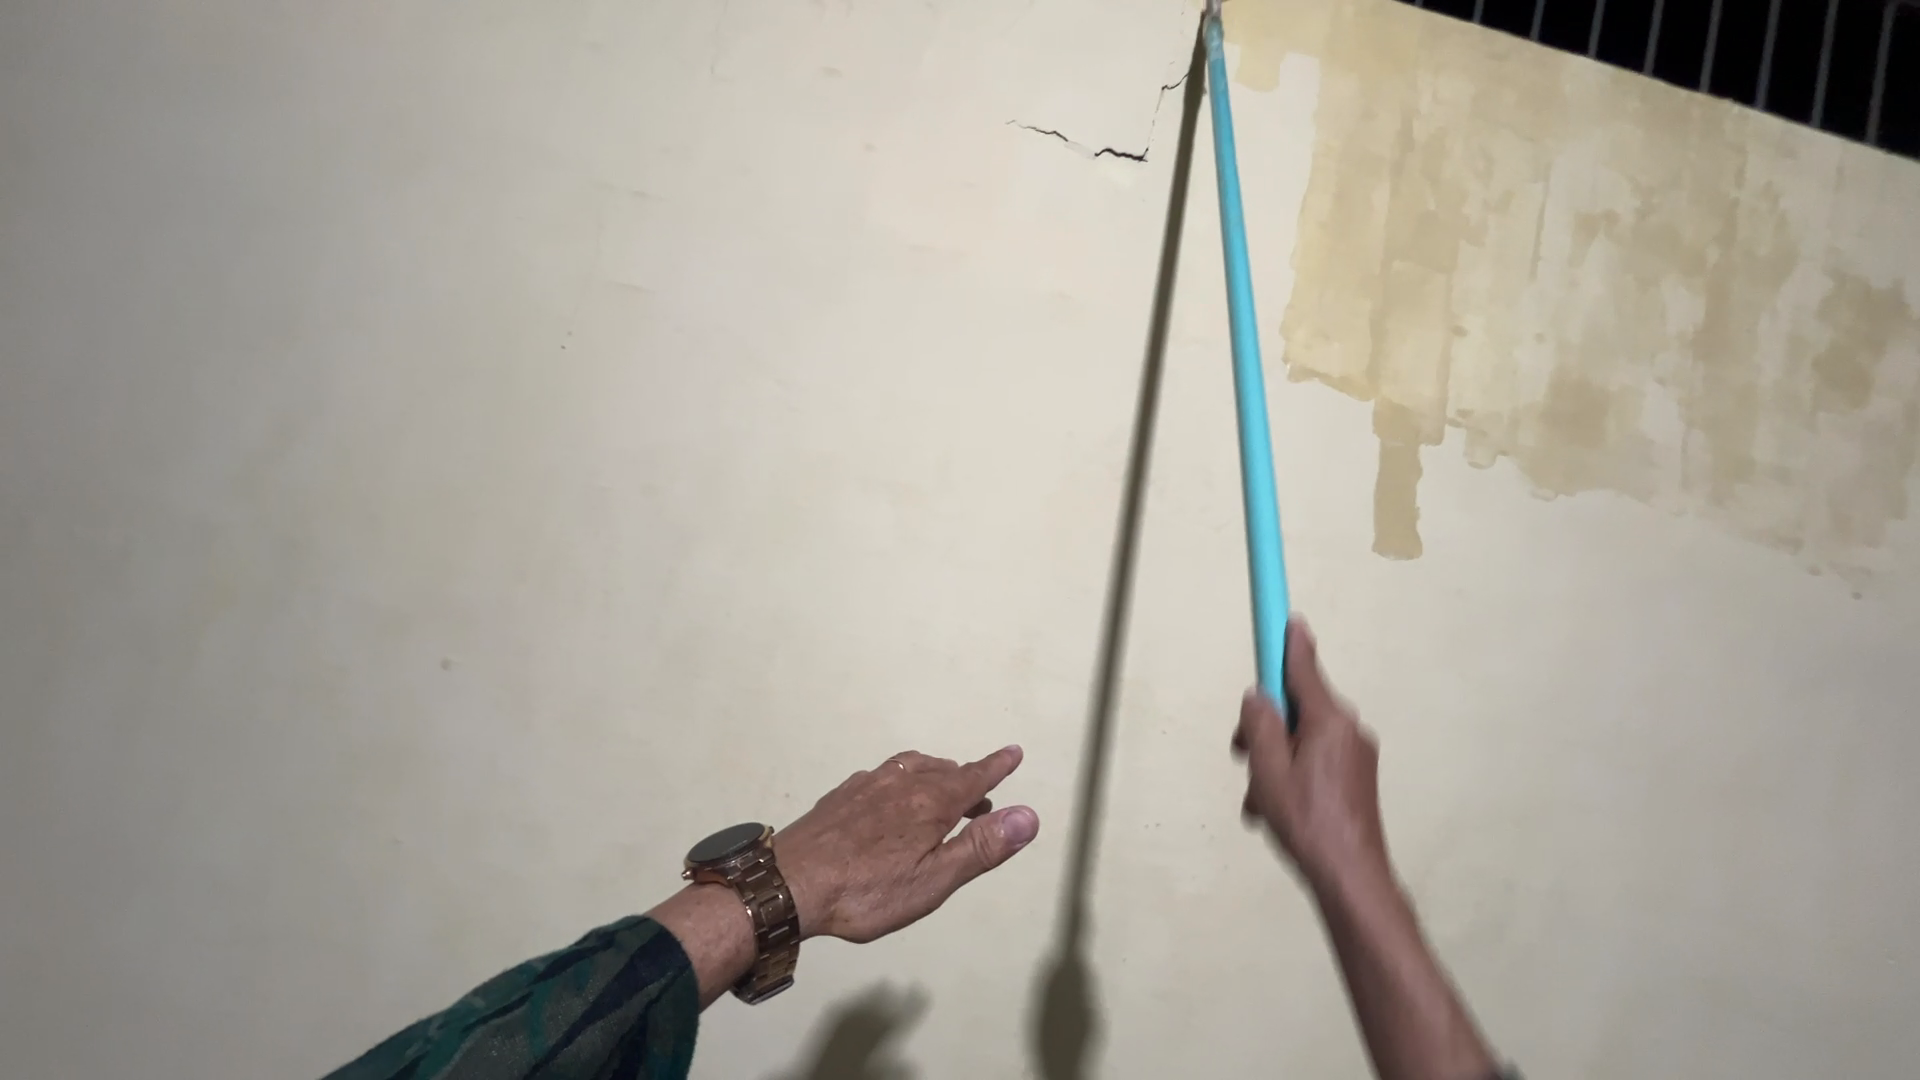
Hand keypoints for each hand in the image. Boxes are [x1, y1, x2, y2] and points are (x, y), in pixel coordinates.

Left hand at [773, 746, 1038, 943]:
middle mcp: (902, 782)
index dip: (997, 766)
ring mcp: (869, 784)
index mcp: (930, 803)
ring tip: (941, 792)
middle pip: (945, 773)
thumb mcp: (933, 880)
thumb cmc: (868, 890)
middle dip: (967, 781)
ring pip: (913, 767)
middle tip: (981, 799)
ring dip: (935, 775)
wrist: (789, 883)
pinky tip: (891, 797)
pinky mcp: (843, 794)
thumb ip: (980, 847)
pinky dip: (903, 778)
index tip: (1014, 752)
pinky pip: (884, 774)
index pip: (974, 778)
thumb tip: (1028, 815)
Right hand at [1233, 620, 1389, 891]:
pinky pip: (1315, 759)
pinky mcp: (1357, 778)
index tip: (1289, 618)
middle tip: (1242, 756)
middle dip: (1266, 725)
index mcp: (1328, 722)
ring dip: (1274, 758)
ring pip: (1302, 737)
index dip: (1290, 644)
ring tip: (1260, 797)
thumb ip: (1259, 725)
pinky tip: (1275, 807)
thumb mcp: (1267, 769)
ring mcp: (1356, 755)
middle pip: (1297, 707)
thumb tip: (1258, 695)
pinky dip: (1291, 774)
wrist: (1351, 877)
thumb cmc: (1305, 819)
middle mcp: (1348, 730)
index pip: (1303, 670)